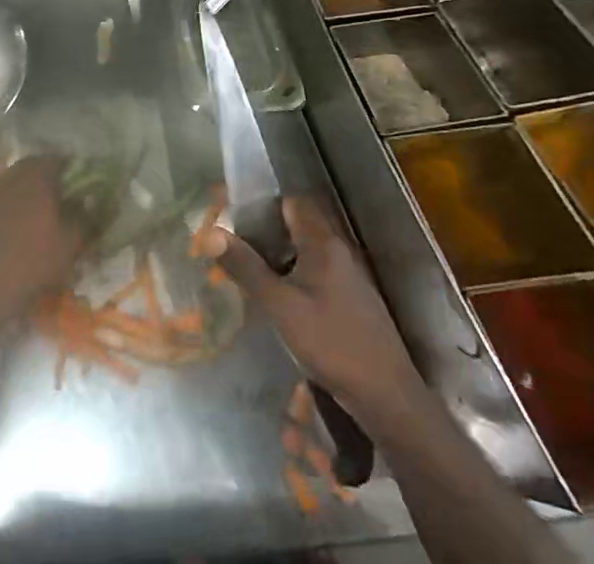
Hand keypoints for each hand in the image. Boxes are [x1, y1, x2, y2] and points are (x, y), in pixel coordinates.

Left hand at [0, 157, 82, 327]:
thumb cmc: (35, 262)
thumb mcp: (72, 242)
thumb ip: (85, 217)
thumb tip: (90, 204)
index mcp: (35, 180)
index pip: (54, 159)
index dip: (68, 166)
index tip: (78, 178)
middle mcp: (10, 180)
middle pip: (30, 166)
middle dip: (45, 173)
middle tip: (59, 190)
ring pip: (12, 180)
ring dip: (26, 188)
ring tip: (38, 208)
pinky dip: (10, 204)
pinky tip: (16, 225)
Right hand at [208, 197, 421, 418]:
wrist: (383, 391)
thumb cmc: (329, 342)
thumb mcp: (279, 306)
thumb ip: (246, 267)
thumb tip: (210, 232)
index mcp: (323, 243)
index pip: (293, 202)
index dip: (265, 207)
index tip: (237, 223)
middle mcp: (340, 249)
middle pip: (302, 224)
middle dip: (270, 231)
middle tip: (240, 248)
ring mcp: (350, 274)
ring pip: (310, 248)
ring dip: (283, 253)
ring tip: (254, 271)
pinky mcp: (353, 296)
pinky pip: (320, 269)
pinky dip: (298, 273)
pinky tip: (282, 297)